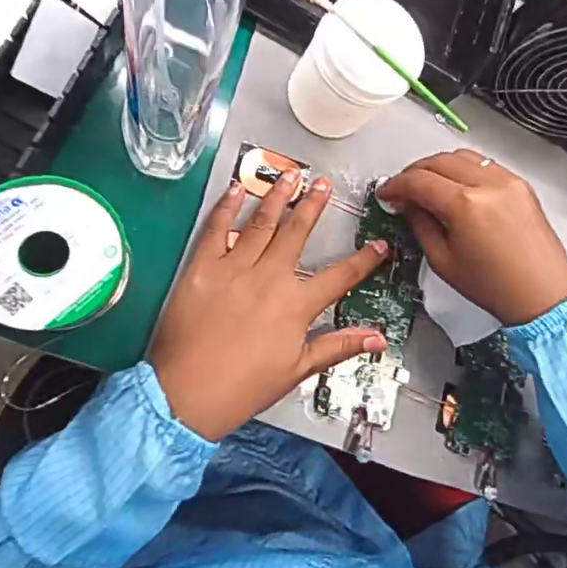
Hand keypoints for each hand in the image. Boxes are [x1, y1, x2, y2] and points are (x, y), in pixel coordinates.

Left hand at [150, 172, 389, 441]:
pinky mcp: (202, 267)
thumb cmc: (242, 387)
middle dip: (314, 205)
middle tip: (323, 184)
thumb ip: (336, 346)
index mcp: (296, 305)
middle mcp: (269, 278)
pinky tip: (236, 189)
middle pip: (297, 233)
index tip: (379, 245)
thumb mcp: (296, 370)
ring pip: (262, 222)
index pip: (340, 276)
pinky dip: (227, 206)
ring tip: (290, 175)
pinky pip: (217, 228)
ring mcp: (234, 268)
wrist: (187, 392)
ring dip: (277, 196)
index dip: (363, 260)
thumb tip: (376, 337)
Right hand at [378, 150, 566, 325]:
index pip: (418, 180)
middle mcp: (488, 185)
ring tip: (427, 186)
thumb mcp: (442, 260)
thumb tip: (408, 206)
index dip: (395, 185)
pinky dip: (462, 169)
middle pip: (438, 161)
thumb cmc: (496, 286)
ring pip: (461, 156)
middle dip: (413, 172)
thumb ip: (420, 224)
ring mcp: (508, 181)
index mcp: (465, 204)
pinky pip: (483, 164)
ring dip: (437, 166)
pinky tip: (454, 186)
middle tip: (402, 189)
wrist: (542, 294)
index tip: (386, 193)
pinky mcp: (520, 185)